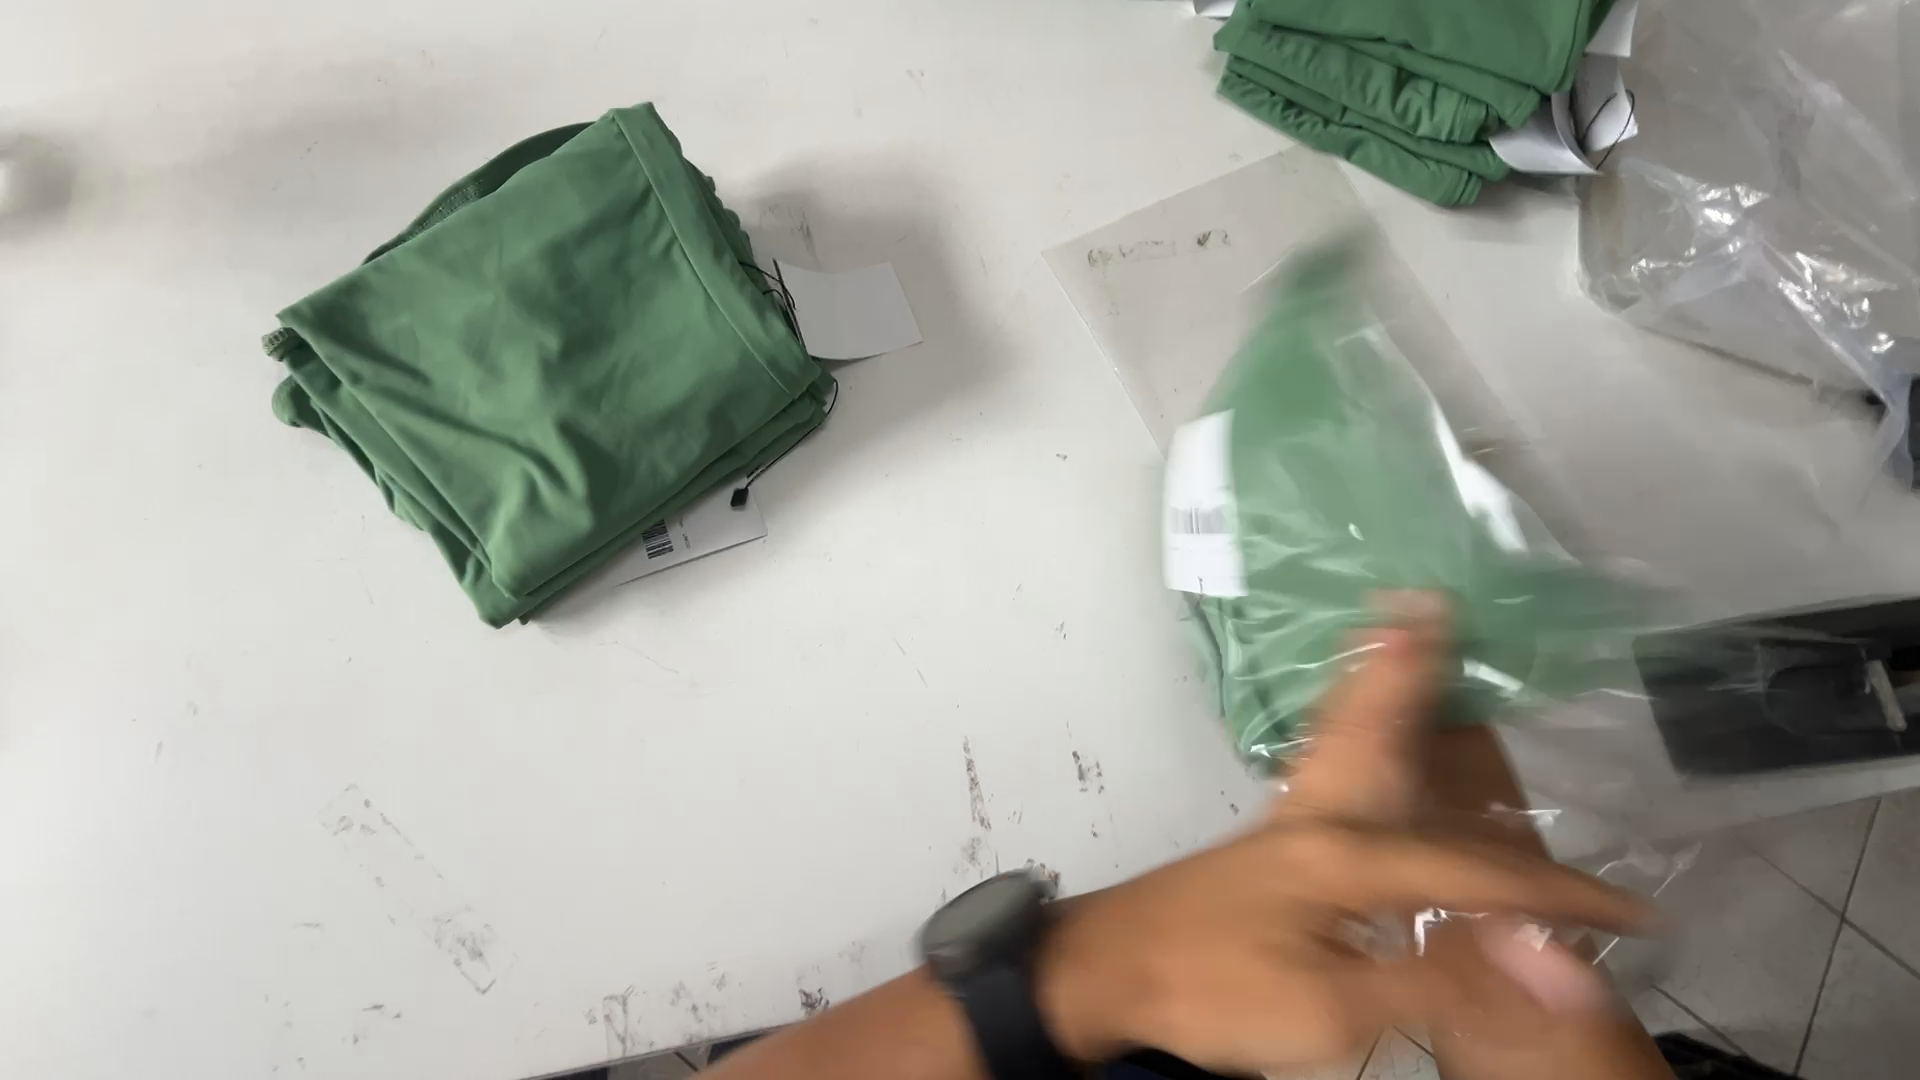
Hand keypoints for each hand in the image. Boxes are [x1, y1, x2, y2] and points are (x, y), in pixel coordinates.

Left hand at [1033, 594, 1654, 1073]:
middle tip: (1430, 601)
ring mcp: (1283, 823)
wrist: (1112, 971)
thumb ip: (1442, 977)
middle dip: (1408, 671)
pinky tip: (1350, 731)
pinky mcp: (1267, 842)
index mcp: (1341, 855)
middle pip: (1373, 733)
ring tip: (1388, 631)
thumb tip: (1558, 963)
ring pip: (1337, 738)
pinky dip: (1341, 729)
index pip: (1471, 873)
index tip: (1635, 912)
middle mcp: (1313, 818)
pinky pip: (1319, 766)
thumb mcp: (1336, 1010)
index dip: (1555, 898)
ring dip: (1368, 684)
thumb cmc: (1216, 993)